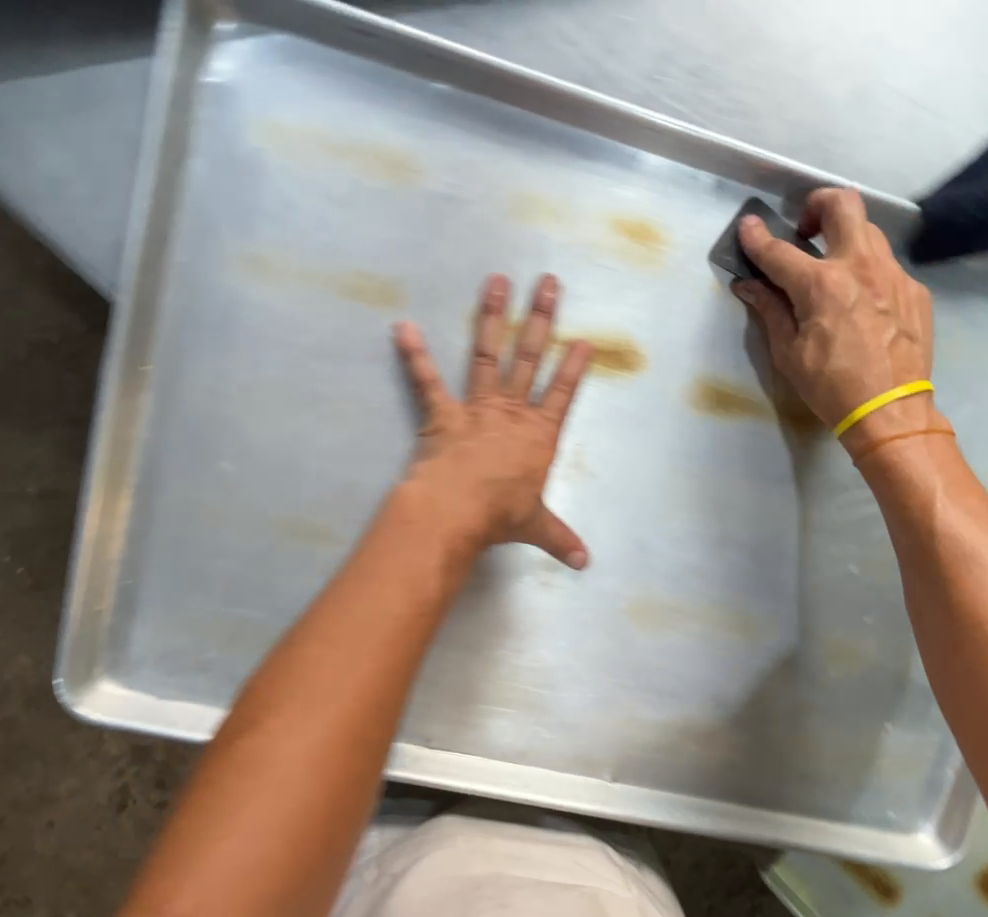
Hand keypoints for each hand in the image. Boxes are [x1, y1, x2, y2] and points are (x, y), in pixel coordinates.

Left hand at [392, 273, 592, 568]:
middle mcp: (512, 412)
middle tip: (549, 283)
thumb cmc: (500, 516)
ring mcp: (476, 408)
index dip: (574, 368)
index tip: (583, 340)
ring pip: (487, 355)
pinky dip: (414, 355)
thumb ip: (560, 539)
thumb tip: (585, 563)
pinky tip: (402, 326)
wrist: (457, 512)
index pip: (563, 394)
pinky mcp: (442, 413)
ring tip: (496, 281)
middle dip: (541, 319)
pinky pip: (427, 381)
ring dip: (491, 317)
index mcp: (539, 435)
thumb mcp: (536, 527)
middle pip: (530, 358)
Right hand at [733, 188, 940, 458]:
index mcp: (821, 285)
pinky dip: (867, 273)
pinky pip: (887, 265)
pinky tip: (862, 303)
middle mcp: (860, 266)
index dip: (758, 237)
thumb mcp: (789, 354)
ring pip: (869, 230)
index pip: (780, 250)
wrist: (890, 411)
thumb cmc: (831, 387)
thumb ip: (770, 311)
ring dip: (844, 237)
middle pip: (842, 204)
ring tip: (833, 267)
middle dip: (817, 205)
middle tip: (806, 230)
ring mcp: (894, 274)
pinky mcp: (915, 290)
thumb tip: (749, 285)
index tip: (748, 226)